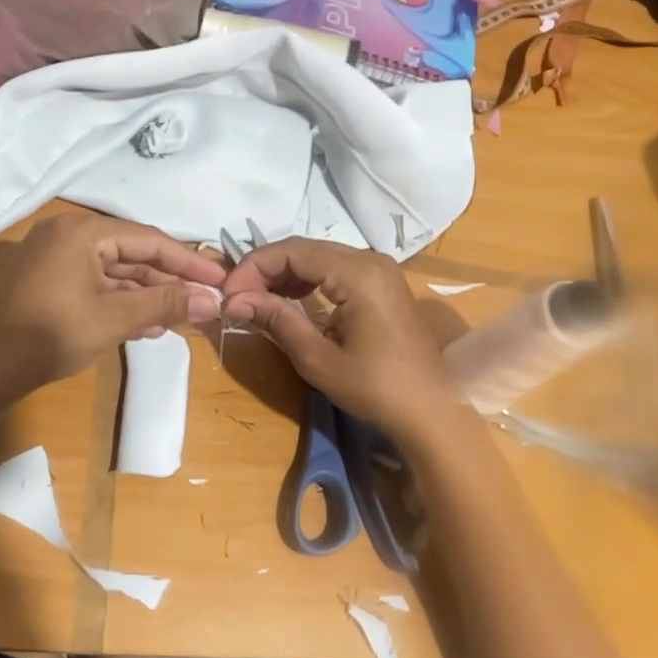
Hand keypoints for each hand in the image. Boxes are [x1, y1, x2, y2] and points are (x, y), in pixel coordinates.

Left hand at [0, 211, 225, 403]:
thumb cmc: (50, 335)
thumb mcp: (114, 318)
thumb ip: (164, 304)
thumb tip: (212, 302)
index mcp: (81, 231)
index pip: (149, 239)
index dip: (188, 262)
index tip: (220, 280)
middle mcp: (65, 235)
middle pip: (131, 254)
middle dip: (169, 280)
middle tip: (205, 301)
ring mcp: (52, 260)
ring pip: (113, 273)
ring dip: (147, 295)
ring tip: (182, 318)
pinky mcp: (45, 285)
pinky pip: (94, 286)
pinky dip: (121, 303)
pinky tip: (146, 327)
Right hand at [222, 238, 457, 441]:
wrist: (429, 409)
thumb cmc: (374, 387)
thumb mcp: (317, 358)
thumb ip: (277, 320)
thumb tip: (236, 301)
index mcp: (358, 272)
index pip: (292, 250)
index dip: (253, 268)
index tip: (228, 295)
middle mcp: (371, 260)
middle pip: (306, 249)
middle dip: (266, 270)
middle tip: (237, 299)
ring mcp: (381, 271)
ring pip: (320, 258)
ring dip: (285, 275)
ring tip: (257, 302)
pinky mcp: (383, 286)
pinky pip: (337, 271)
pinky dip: (308, 282)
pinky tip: (288, 302)